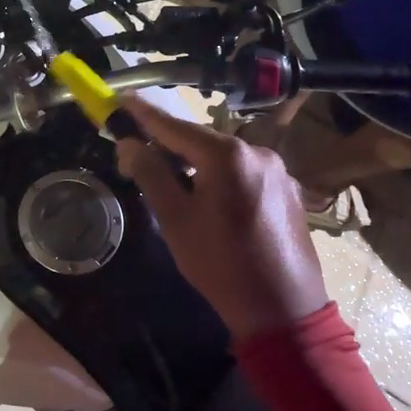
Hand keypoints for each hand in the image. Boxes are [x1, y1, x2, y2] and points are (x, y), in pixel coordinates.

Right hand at [113, 95, 329, 340]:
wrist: (284, 310)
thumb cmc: (221, 263)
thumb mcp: (175, 218)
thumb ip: (150, 173)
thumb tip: (129, 143)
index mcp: (227, 155)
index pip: (175, 126)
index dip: (144, 114)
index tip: (121, 100)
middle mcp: (257, 152)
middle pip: (200, 140)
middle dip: (169, 145)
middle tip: (139, 157)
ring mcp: (278, 171)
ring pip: (223, 157)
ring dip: (196, 164)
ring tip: (174, 187)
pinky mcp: (288, 191)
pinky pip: (244, 173)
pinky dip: (221, 178)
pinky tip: (211, 203)